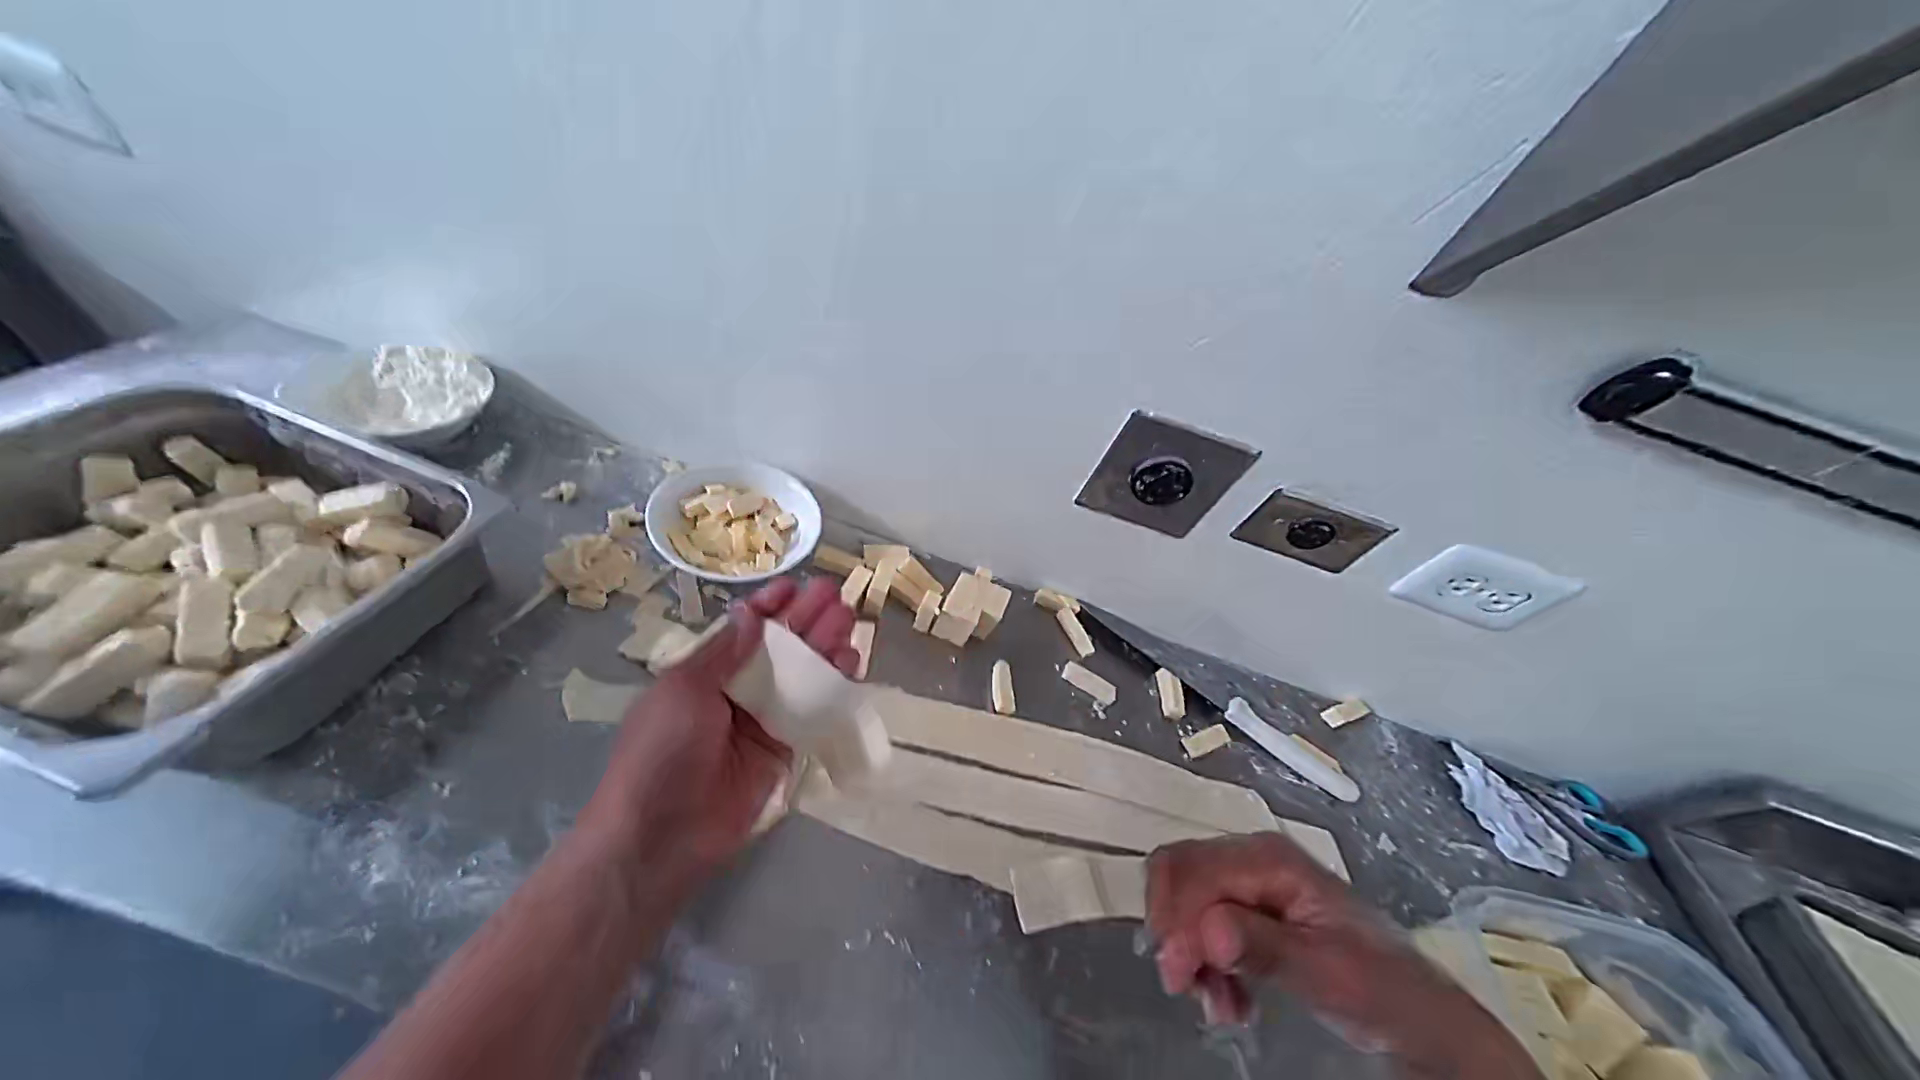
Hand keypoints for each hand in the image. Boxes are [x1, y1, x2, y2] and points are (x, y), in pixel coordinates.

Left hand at [578, 576, 860, 891]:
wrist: (661, 836)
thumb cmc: (662, 753)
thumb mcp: (683, 691)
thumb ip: (724, 653)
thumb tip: (752, 614)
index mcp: (704, 673)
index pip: (742, 632)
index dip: (768, 607)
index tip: (794, 585)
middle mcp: (736, 692)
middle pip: (778, 648)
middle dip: (805, 619)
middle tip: (835, 595)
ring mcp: (762, 720)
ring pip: (800, 675)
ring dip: (824, 646)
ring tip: (848, 620)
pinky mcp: (785, 749)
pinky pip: (812, 711)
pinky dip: (832, 687)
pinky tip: (850, 663)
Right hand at [1147, 834, 1534, 1077]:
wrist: (1419, 1017)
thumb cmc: (1382, 989)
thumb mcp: (1329, 973)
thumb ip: (1265, 948)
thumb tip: (1208, 931)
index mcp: (1269, 859)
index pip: (1194, 869)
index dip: (1175, 916)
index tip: (1178, 974)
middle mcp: (1251, 858)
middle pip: (1179, 874)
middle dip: (1174, 930)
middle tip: (1185, 986)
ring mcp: (1248, 880)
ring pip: (1183, 897)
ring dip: (1187, 951)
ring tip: (1215, 1002)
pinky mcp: (1247, 907)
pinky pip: (1199, 920)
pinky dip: (1201, 959)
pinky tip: (1225, 996)